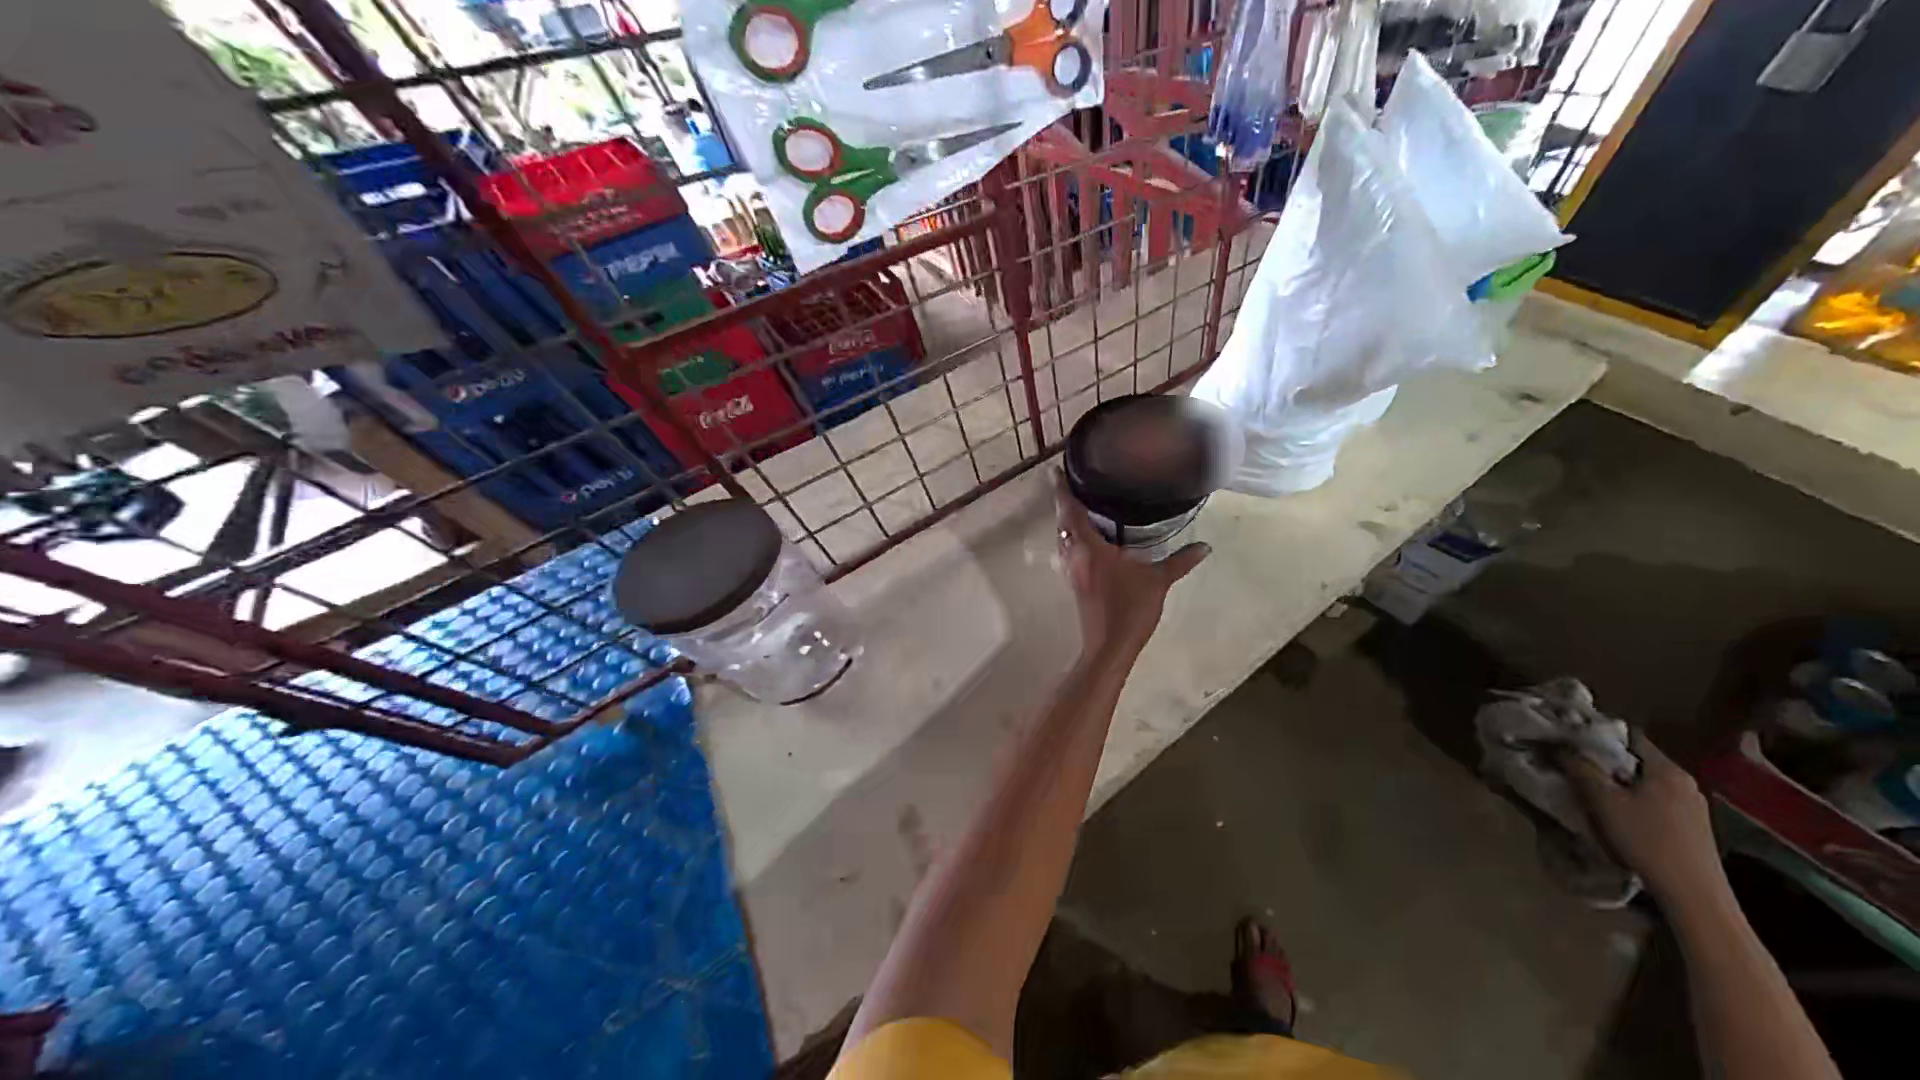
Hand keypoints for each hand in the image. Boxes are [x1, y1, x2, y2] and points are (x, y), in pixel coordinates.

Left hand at [1055, 471, 1208, 657]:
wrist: (1109, 646)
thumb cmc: (1130, 609)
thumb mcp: (1158, 581)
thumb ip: (1179, 561)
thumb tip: (1205, 546)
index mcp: (1089, 547)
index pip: (1070, 511)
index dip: (1062, 489)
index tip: (1055, 470)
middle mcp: (1074, 555)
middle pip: (1062, 521)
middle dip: (1064, 501)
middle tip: (1071, 480)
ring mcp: (1072, 570)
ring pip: (1063, 537)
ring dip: (1066, 519)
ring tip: (1079, 502)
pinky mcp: (1075, 582)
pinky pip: (1069, 550)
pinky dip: (1072, 536)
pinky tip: (1088, 536)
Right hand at [1568, 734, 1725, 904]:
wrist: (1694, 894)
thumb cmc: (1646, 839)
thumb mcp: (1603, 801)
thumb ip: (1580, 768)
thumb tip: (1559, 745)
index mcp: (1667, 769)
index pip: (1629, 736)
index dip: (1597, 734)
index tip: (1570, 741)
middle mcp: (1685, 781)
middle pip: (1638, 759)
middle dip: (1606, 761)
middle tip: (1575, 766)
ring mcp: (1694, 805)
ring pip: (1647, 781)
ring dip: (1620, 782)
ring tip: (1594, 791)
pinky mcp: (1694, 825)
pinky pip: (1657, 799)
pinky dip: (1635, 799)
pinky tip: (1621, 814)